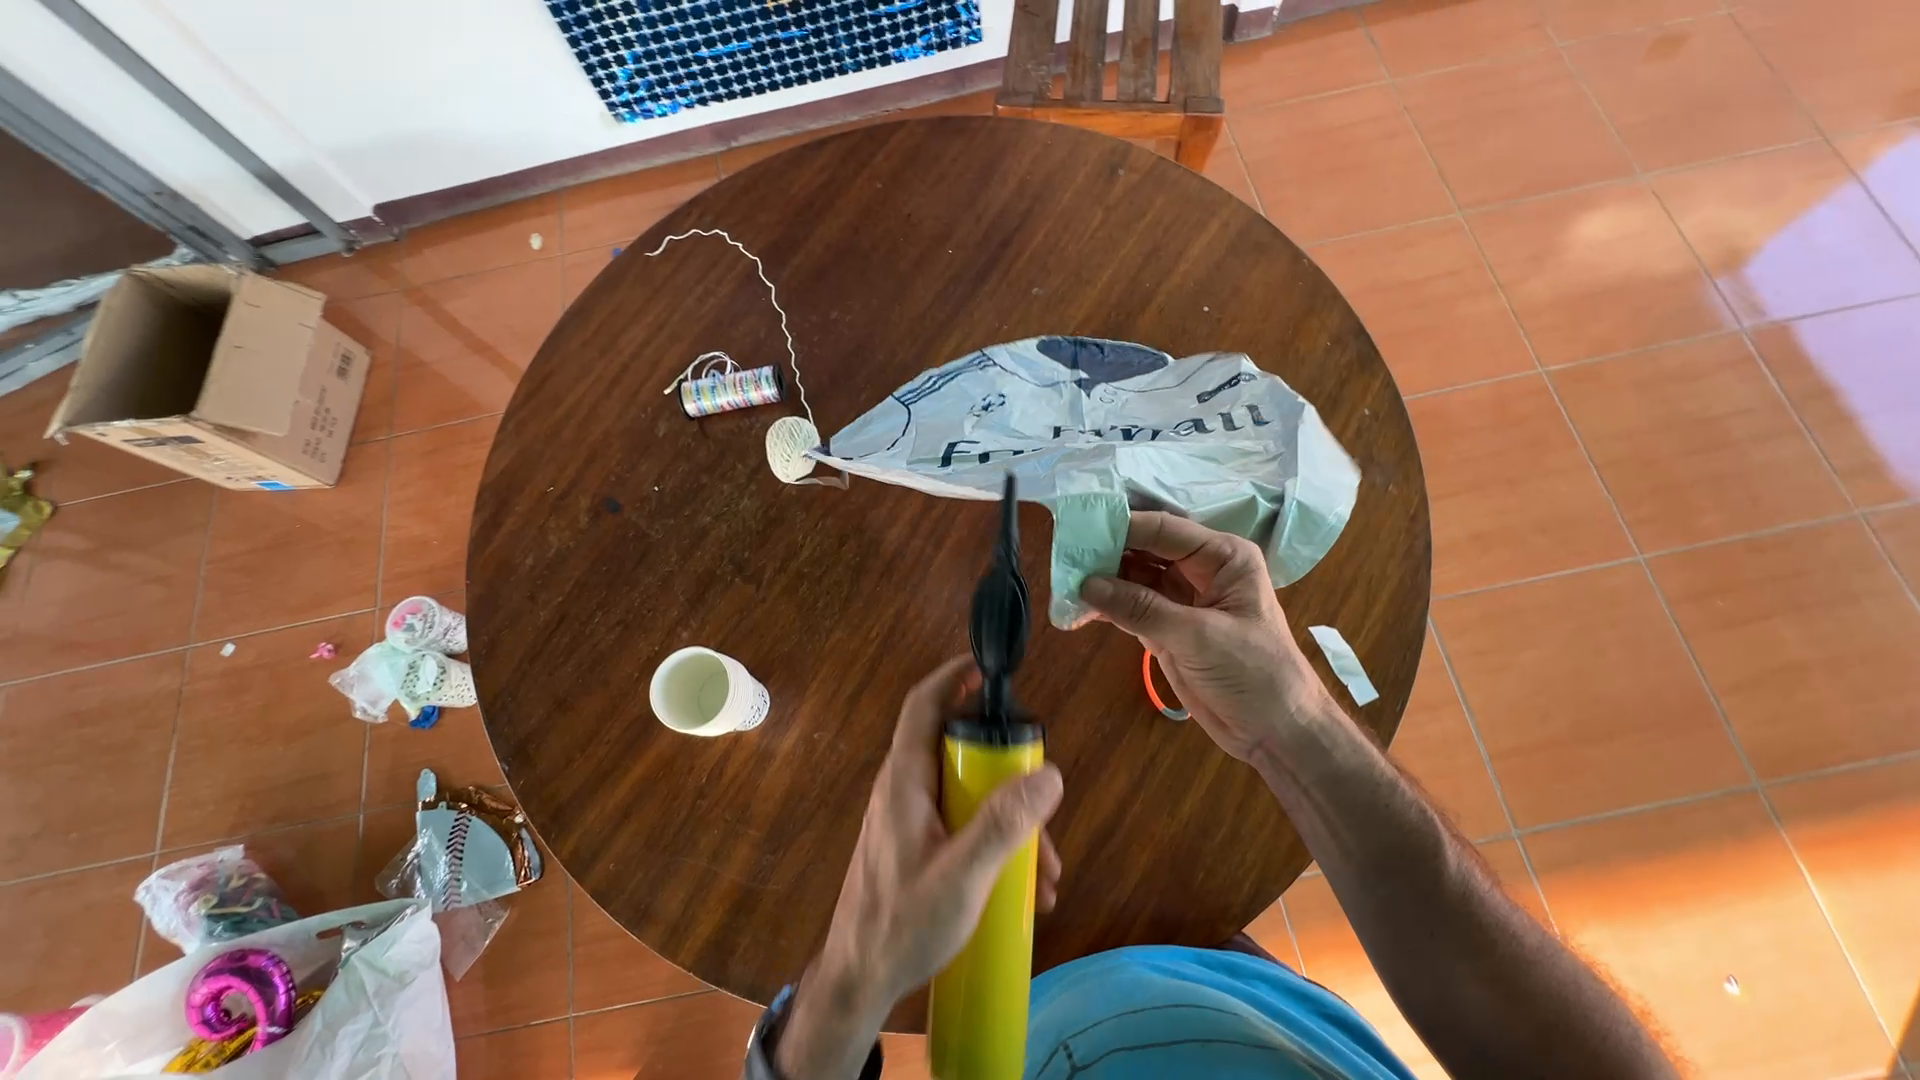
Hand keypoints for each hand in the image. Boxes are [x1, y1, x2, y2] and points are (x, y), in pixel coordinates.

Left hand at [776, 657, 1063, 1078]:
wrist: (860, 980)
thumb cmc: (901, 925)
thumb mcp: (961, 877)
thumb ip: (1002, 825)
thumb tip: (1048, 773)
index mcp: (905, 781)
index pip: (923, 707)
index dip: (952, 678)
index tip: (987, 668)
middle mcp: (905, 789)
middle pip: (960, 751)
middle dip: (1008, 774)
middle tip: (1043, 807)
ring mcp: (909, 818)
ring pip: (967, 793)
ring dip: (1008, 821)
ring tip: (1043, 872)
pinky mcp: (917, 845)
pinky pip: (961, 824)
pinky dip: (993, 842)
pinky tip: (1022, 887)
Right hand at [1079, 511, 1333, 762]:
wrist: (1276, 731)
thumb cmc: (1253, 673)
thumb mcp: (1198, 636)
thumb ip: (1141, 608)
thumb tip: (1086, 584)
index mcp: (1222, 557)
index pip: (1163, 530)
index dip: (1121, 528)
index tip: (1078, 532)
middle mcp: (1201, 570)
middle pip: (1144, 550)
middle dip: (1105, 554)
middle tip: (1062, 559)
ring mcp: (1182, 600)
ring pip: (1132, 579)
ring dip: (1100, 583)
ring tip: (1062, 587)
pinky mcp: (1167, 629)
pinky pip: (1129, 608)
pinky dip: (1105, 609)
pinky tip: (1076, 612)